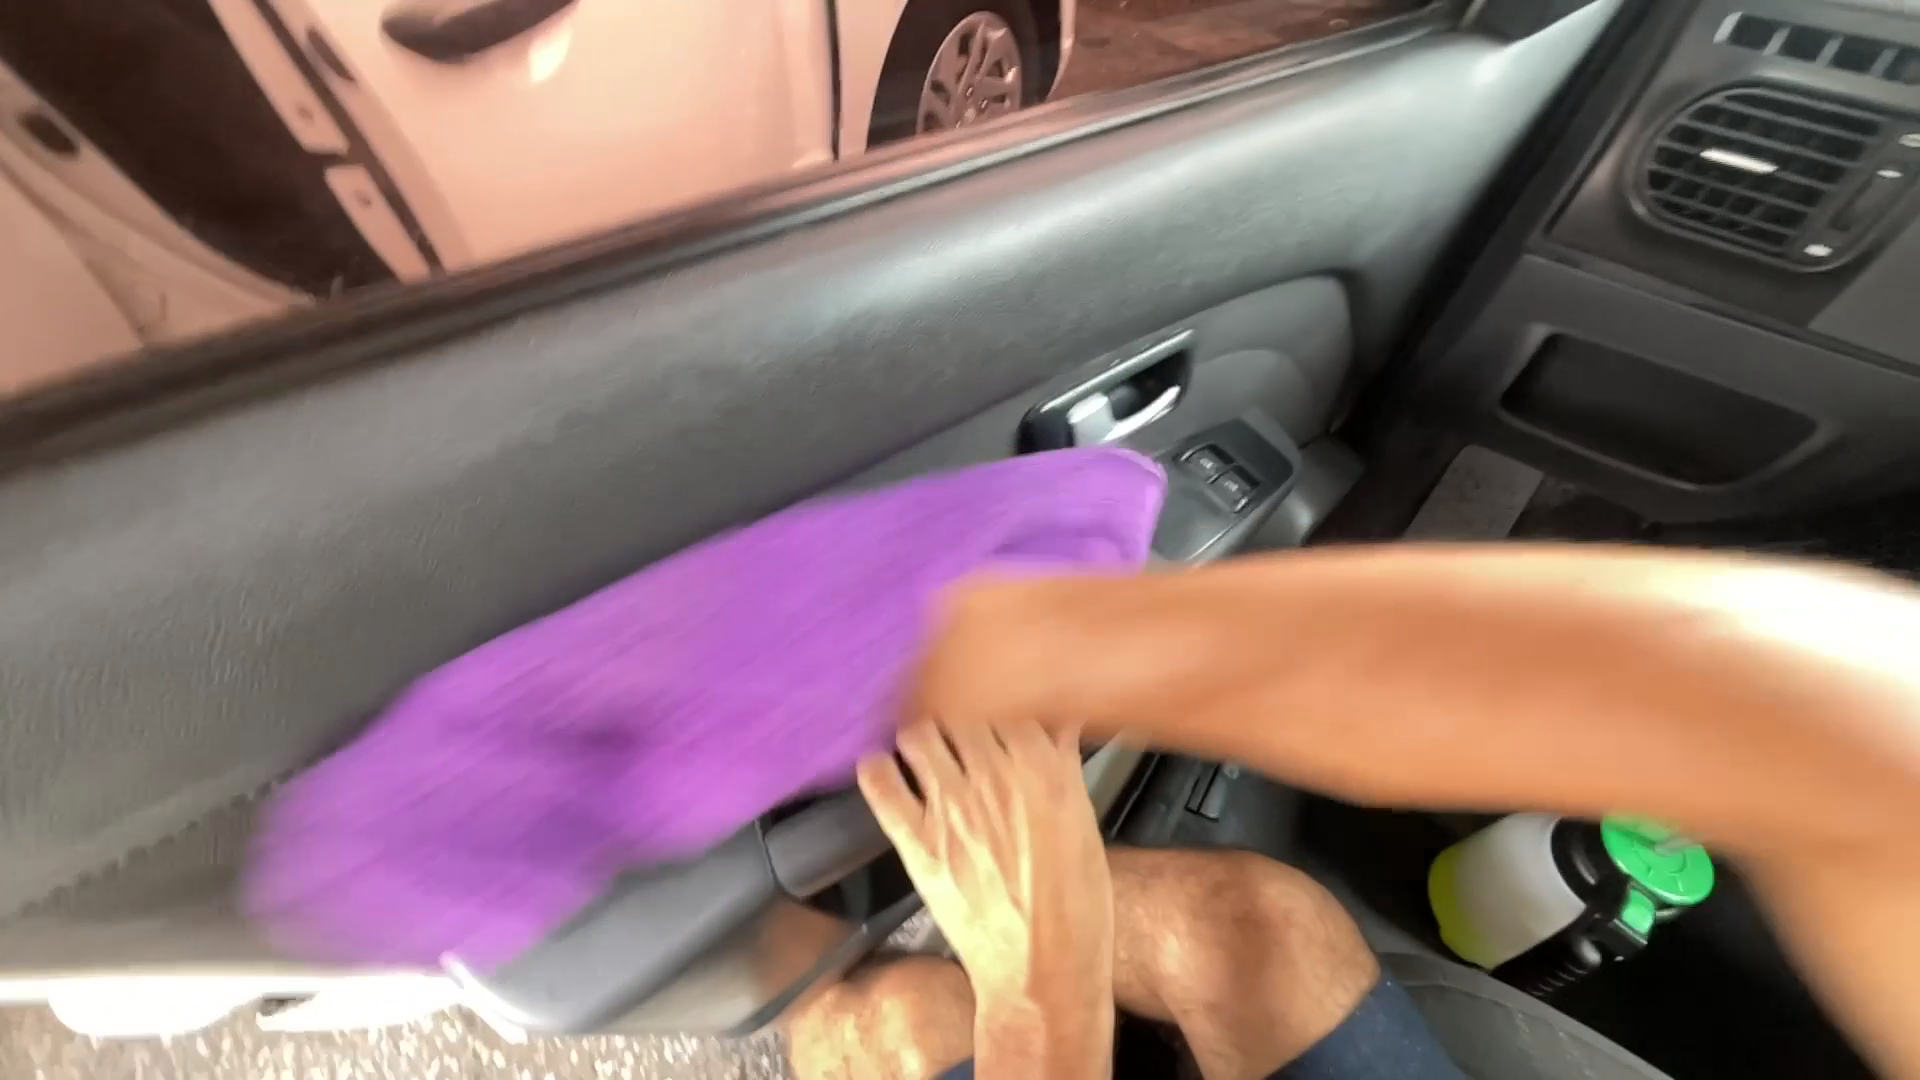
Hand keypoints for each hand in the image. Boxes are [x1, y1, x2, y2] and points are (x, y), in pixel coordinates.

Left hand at [858, 717, 1113, 1075]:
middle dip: (960, 708)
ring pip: (919, 734)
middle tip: (959, 716)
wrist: (1044, 976)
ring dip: (921, 733)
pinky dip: (877, 770)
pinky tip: (885, 766)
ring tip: (926, 742)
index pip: (1006, 695)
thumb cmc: (1075, 906)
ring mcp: (950, 809)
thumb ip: (1062, 761)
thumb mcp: (1084, 819)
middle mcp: (991, 778)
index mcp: (1039, 769)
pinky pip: (882, 787)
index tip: (993, 692)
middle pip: (960, 707)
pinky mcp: (918, 844)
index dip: (997, 690)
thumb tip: (1055, 718)